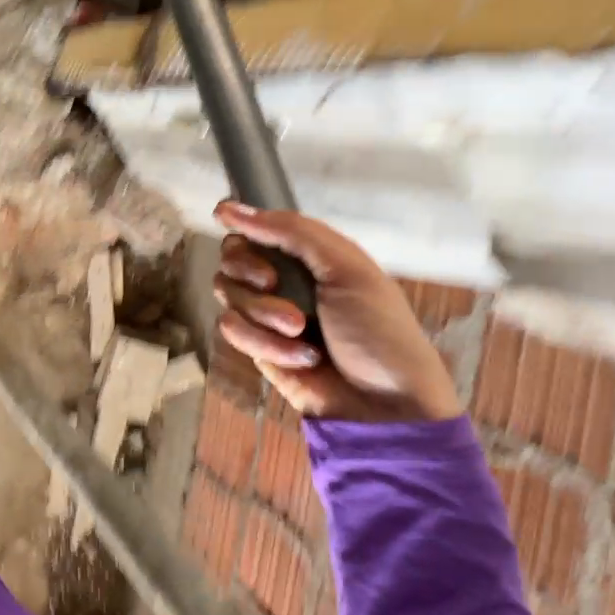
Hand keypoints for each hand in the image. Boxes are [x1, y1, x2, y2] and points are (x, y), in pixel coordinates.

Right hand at [212, 201, 460, 422]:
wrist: (386, 407)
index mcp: (310, 258)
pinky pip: (231, 328)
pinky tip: (298, 357)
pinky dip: (262, 342)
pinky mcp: (256, 345)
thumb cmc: (379, 332)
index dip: (244, 227)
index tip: (229, 222)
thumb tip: (228, 207)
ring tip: (298, 330)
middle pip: (232, 257)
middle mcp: (284, 280)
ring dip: (262, 311)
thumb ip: (293, 232)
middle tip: (273, 283)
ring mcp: (267, 314)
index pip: (257, 228)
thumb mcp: (350, 271)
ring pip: (227, 292)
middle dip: (249, 270)